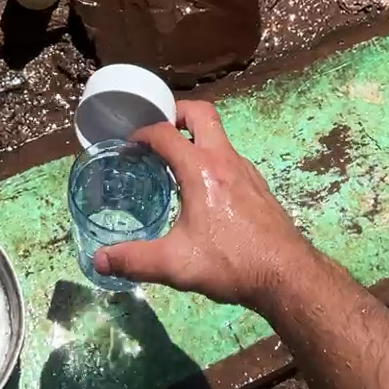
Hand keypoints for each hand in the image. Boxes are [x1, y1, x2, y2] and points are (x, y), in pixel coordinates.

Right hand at [94, 102, 315, 308]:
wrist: (288, 276)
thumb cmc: (231, 262)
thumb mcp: (176, 264)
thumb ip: (135, 260)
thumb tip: (100, 260)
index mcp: (200, 169)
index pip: (165, 133)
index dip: (143, 133)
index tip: (130, 144)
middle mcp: (224, 159)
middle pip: (201, 112)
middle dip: (177, 113)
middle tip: (160, 131)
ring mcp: (246, 170)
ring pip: (219, 135)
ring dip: (197, 137)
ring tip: (179, 162)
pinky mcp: (259, 185)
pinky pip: (231, 158)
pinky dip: (214, 160)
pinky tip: (208, 190)